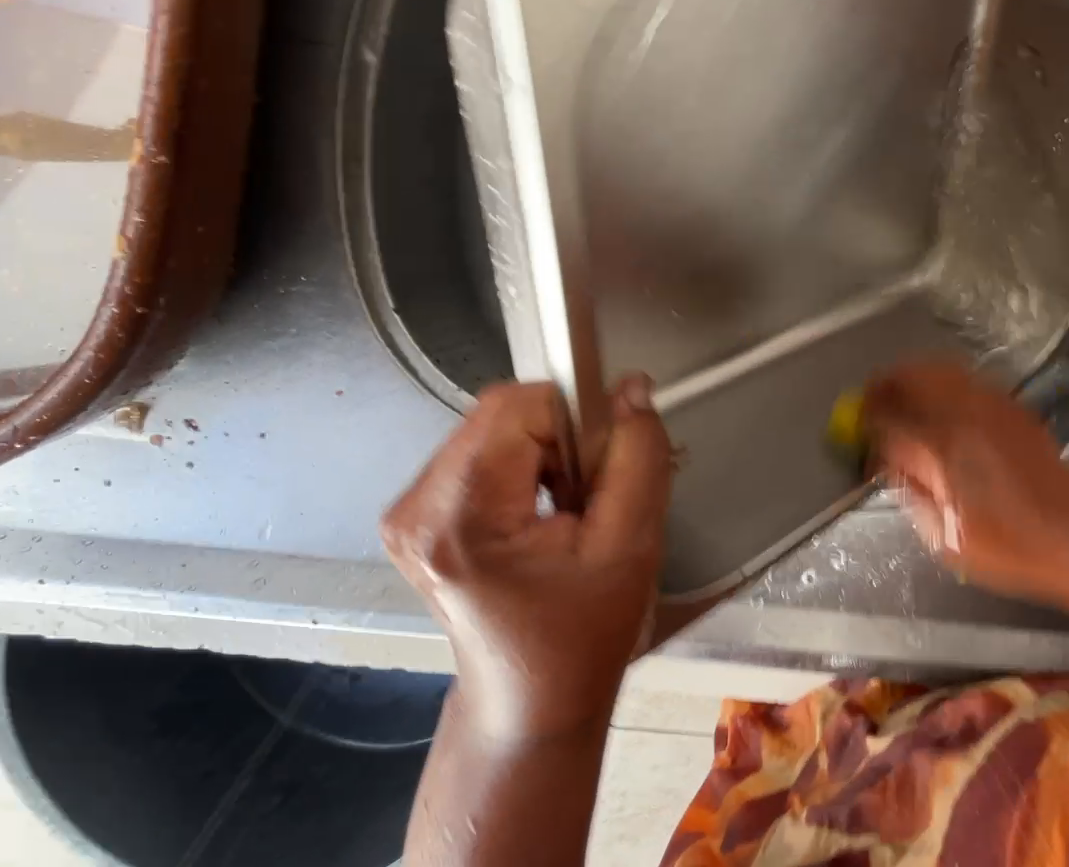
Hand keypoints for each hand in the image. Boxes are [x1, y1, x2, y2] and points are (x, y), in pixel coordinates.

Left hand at [381, 377, 673, 739]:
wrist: (533, 701)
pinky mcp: (418, 517)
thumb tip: (631, 388)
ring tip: (575, 508)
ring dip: (550, 451)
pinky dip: (530, 467)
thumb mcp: (632, 543)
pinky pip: (485, 454)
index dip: (578, 417)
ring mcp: (408, 512)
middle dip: (565, 437)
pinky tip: (549, 513)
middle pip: (502, 415)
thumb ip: (638, 456)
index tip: (609, 464)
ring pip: (497, 429)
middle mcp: (414, 506)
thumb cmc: (584, 633)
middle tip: (595, 495)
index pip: (518, 406)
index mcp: (459, 518)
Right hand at [864, 361, 1068, 608]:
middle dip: (886, 386)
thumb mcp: (945, 536)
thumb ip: (911, 492)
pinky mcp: (1013, 407)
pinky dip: (944, 383)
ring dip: (914, 378)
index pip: (888, 420)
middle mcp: (967, 416)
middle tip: (871, 400)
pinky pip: (968, 380)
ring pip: (941, 370)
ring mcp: (994, 406)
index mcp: (944, 450)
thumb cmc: (1009, 546)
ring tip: (900, 396)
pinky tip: (941, 405)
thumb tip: (887, 464)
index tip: (856, 426)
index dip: (866, 420)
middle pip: (913, 378)